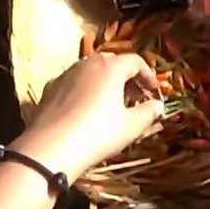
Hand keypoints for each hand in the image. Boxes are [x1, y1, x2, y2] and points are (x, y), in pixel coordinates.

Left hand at [14, 52, 161, 179]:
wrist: (52, 147)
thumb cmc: (98, 134)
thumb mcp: (131, 126)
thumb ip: (148, 112)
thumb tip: (158, 105)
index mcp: (110, 68)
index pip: (135, 61)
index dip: (148, 75)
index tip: (153, 91)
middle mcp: (87, 64)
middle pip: (112, 62)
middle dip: (126, 76)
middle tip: (134, 96)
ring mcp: (66, 74)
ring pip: (91, 71)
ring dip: (105, 82)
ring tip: (111, 103)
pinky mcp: (50, 88)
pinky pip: (74, 83)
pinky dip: (86, 90)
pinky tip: (87, 110)